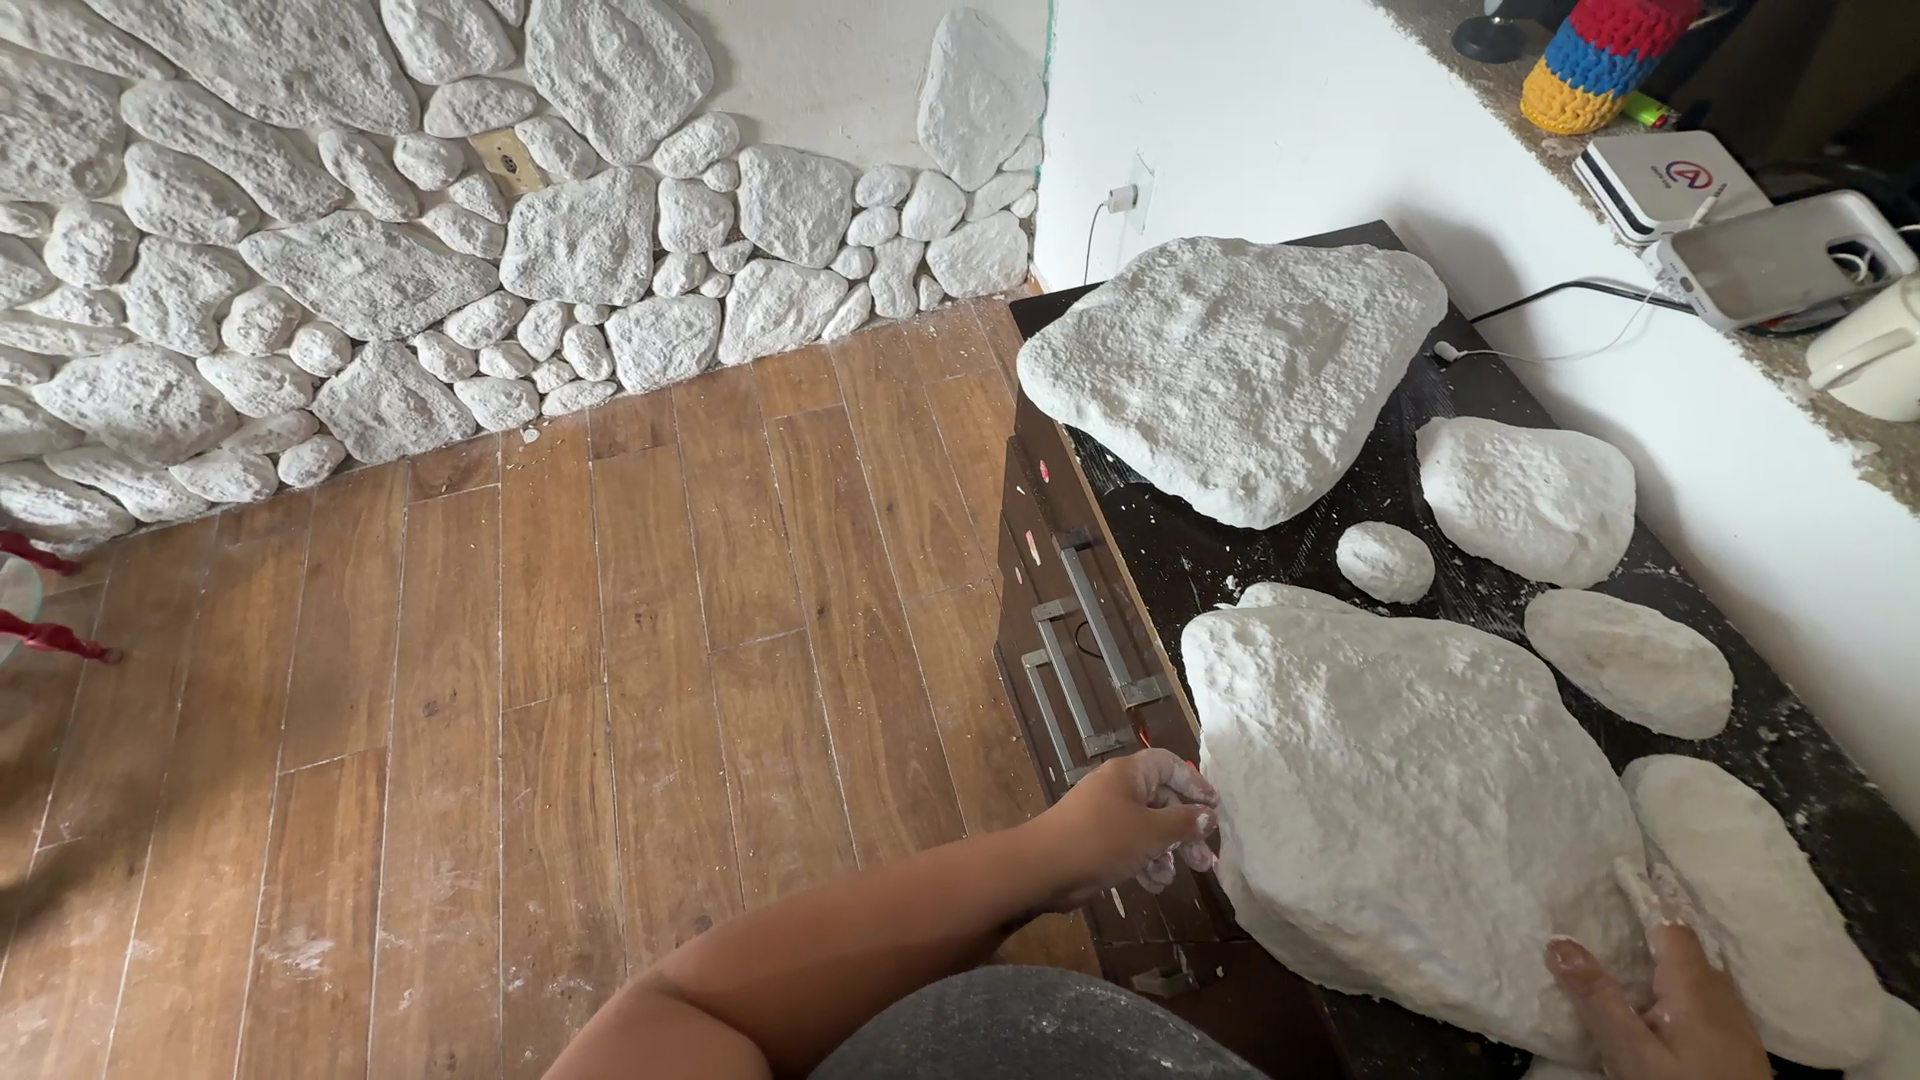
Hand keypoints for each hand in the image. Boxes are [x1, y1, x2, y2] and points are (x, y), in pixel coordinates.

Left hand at [1021, 748, 1219, 910]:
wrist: (1045, 866)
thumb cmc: (1103, 839)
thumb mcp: (1151, 831)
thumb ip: (1183, 823)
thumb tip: (1208, 814)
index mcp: (1129, 773)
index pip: (1168, 764)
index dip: (1194, 782)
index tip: (1214, 807)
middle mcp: (1117, 788)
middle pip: (1161, 800)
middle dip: (1184, 830)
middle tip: (1205, 859)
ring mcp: (1105, 814)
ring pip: (1147, 827)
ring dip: (1165, 852)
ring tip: (1173, 878)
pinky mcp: (1097, 839)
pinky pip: (1129, 845)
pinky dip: (1143, 861)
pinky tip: (1152, 884)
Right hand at [1546, 866, 1770, 1079]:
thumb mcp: (1628, 1049)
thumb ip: (1596, 996)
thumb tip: (1557, 940)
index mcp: (1694, 991)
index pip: (1670, 929)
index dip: (1647, 895)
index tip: (1626, 864)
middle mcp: (1722, 1000)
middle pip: (1696, 945)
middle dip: (1669, 912)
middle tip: (1645, 882)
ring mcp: (1737, 1025)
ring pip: (1709, 967)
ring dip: (1682, 939)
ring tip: (1658, 921)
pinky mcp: (1739, 1047)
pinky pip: (1713, 987)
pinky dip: (1692, 965)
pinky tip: (1681, 977)